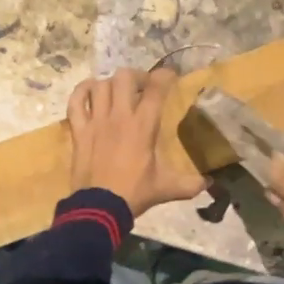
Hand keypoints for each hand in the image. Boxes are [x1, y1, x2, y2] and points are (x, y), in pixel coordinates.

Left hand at [67, 68, 207, 214]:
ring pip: (100, 86)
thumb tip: (208, 184)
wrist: (100, 207)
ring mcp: (96, 121)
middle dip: (136, 76)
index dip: (165, 76)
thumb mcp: (167, 188)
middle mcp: (119, 116)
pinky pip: (76, 102)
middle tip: (142, 87)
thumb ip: (190, 184)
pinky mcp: (79, 131)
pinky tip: (89, 91)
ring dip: (110, 84)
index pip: (156, 89)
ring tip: (118, 92)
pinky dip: (81, 91)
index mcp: (143, 126)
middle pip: (125, 77)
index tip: (170, 76)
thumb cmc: (135, 193)